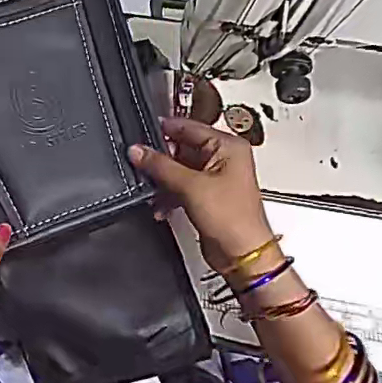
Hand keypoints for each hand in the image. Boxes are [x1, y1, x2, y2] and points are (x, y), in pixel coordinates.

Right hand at [128, 116, 276, 268]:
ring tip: (151, 187)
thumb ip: (160, 166)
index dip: (165, 129)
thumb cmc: (235, 220)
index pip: (190, 127)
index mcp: (228, 147)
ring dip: (164, 180)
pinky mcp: (207, 197)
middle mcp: (224, 159)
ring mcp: (216, 178)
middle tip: (143, 162)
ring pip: (180, 169)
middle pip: (183, 149)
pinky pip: (181, 187)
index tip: (143, 132)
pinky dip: (169, 194)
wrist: (242, 255)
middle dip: (162, 160)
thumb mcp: (191, 185)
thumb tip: (139, 150)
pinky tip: (160, 205)